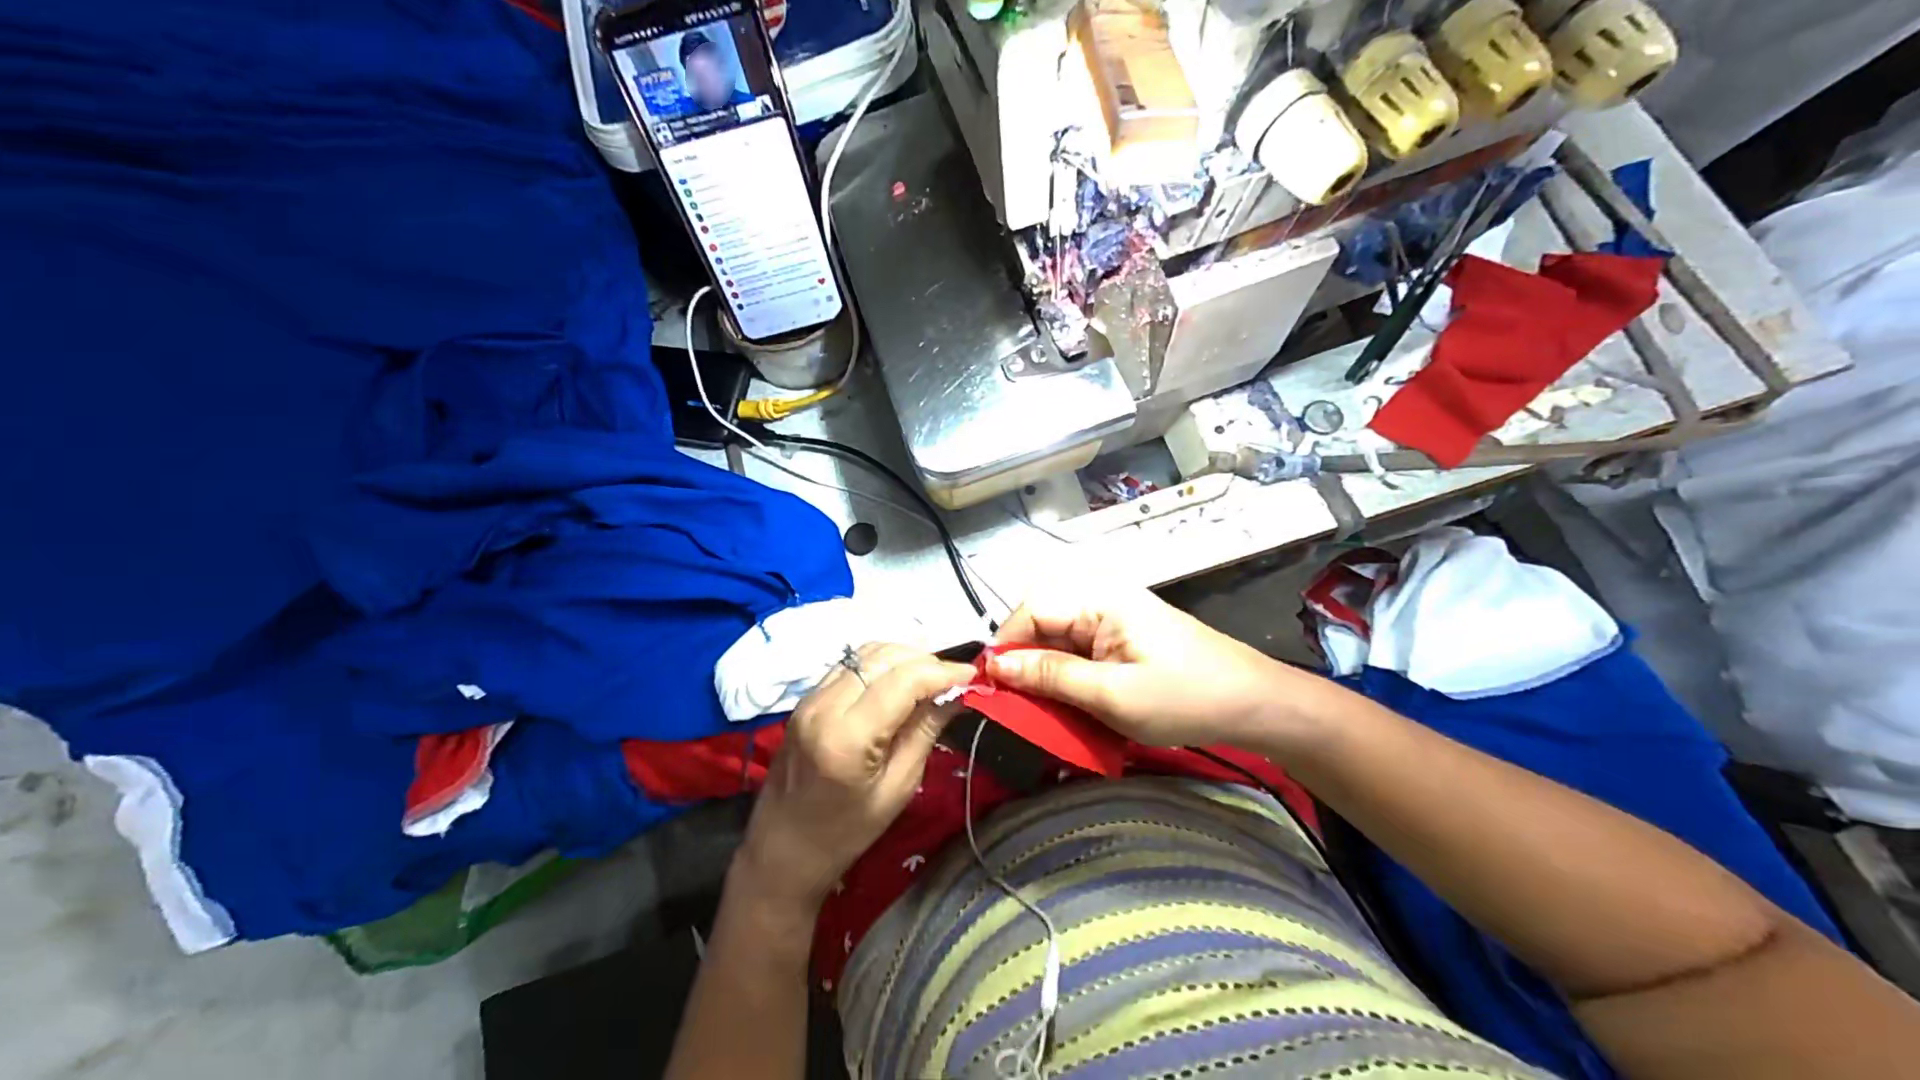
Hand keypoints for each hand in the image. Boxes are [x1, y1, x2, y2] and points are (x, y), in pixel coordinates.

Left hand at [733, 643, 973, 913]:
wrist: (782, 849)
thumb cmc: (846, 832)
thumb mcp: (898, 789)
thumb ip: (924, 733)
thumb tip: (956, 695)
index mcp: (847, 736)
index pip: (903, 679)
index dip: (942, 671)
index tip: (971, 675)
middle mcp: (825, 705)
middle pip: (884, 656)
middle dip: (925, 660)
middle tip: (952, 680)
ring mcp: (810, 698)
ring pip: (865, 653)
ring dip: (903, 657)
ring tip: (929, 679)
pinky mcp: (806, 698)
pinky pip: (849, 665)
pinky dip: (880, 664)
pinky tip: (898, 682)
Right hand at [989, 586, 1302, 749]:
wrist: (1254, 705)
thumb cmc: (1185, 698)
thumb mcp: (1111, 694)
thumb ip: (1050, 676)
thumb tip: (996, 665)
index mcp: (1100, 598)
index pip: (1030, 608)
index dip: (1007, 645)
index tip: (997, 688)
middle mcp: (1102, 597)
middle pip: (1042, 621)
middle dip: (1027, 662)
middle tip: (1024, 704)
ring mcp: (1114, 616)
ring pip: (1058, 638)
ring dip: (1048, 673)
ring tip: (1049, 708)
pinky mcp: (1123, 636)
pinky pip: (1079, 649)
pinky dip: (1070, 676)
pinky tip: (1074, 703)